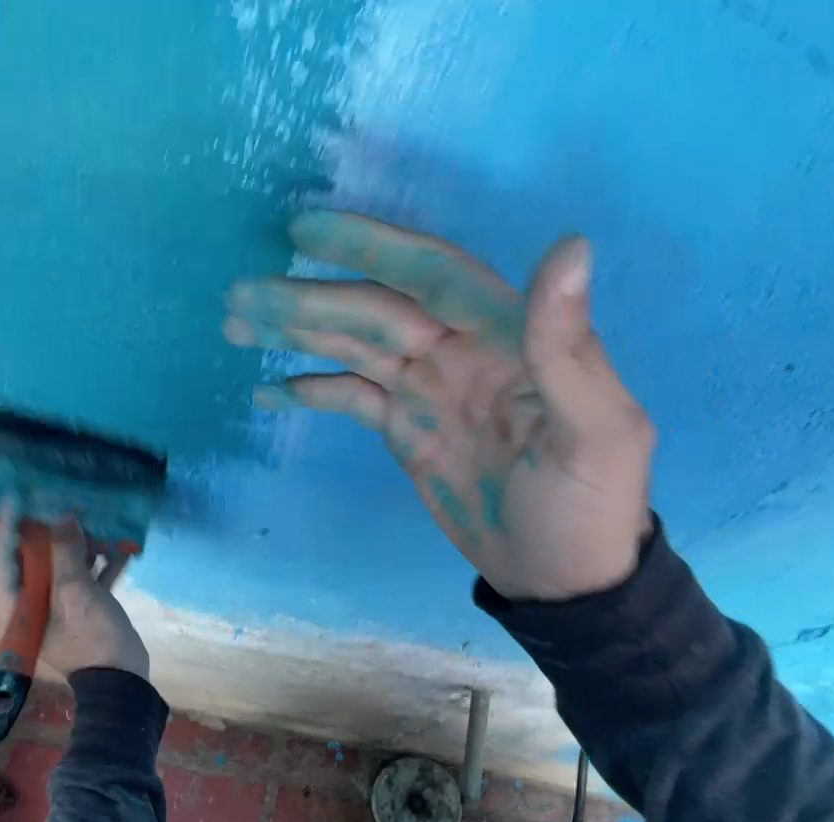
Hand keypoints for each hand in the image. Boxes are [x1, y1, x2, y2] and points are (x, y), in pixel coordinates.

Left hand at [0, 511, 150, 679]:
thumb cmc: (90, 637)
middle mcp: (31, 601)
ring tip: (100, 518)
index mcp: (16, 603)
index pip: (5, 555)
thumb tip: (62, 516)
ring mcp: (59, 605)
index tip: (15, 493)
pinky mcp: (84, 608)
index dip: (10, 523)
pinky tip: (122, 545)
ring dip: (84, 542)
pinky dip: (102, 562)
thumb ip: (66, 552)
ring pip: (65, 563)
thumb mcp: (75, 591)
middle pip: (36, 556)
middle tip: (63, 497)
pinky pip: (88, 577)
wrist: (122, 682)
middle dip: (53, 527)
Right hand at [223, 211, 654, 600]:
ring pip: (353, 346)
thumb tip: (570, 243)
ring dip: (297, 332)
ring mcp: (428, 390)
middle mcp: (460, 350)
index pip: (429, 276)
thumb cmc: (586, 508)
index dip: (370, 249)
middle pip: (374, 309)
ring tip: (237, 322)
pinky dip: (311, 390)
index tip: (306, 231)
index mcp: (507, 336)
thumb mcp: (596, 432)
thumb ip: (567, 345)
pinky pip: (351, 397)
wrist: (560, 579)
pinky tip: (268, 391)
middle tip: (240, 294)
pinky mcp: (406, 430)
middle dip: (307, 299)